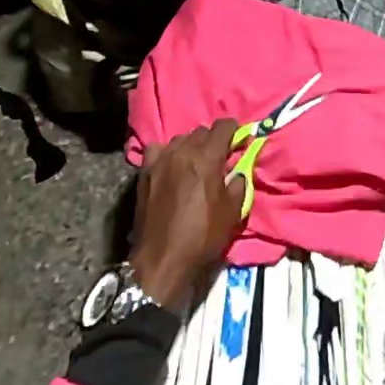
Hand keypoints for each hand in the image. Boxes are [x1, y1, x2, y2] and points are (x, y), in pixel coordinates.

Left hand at [130, 119, 245, 310]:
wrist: (162, 258)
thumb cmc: (202, 236)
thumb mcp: (232, 213)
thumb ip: (238, 183)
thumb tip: (237, 169)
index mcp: (207, 157)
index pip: (223, 126)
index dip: (234, 130)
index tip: (238, 139)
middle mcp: (183, 150)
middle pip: (201, 131)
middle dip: (213, 140)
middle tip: (218, 158)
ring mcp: (161, 158)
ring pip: (180, 138)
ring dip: (191, 145)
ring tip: (194, 163)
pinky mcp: (145, 170)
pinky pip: (158, 150)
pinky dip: (167, 153)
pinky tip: (170, 166)